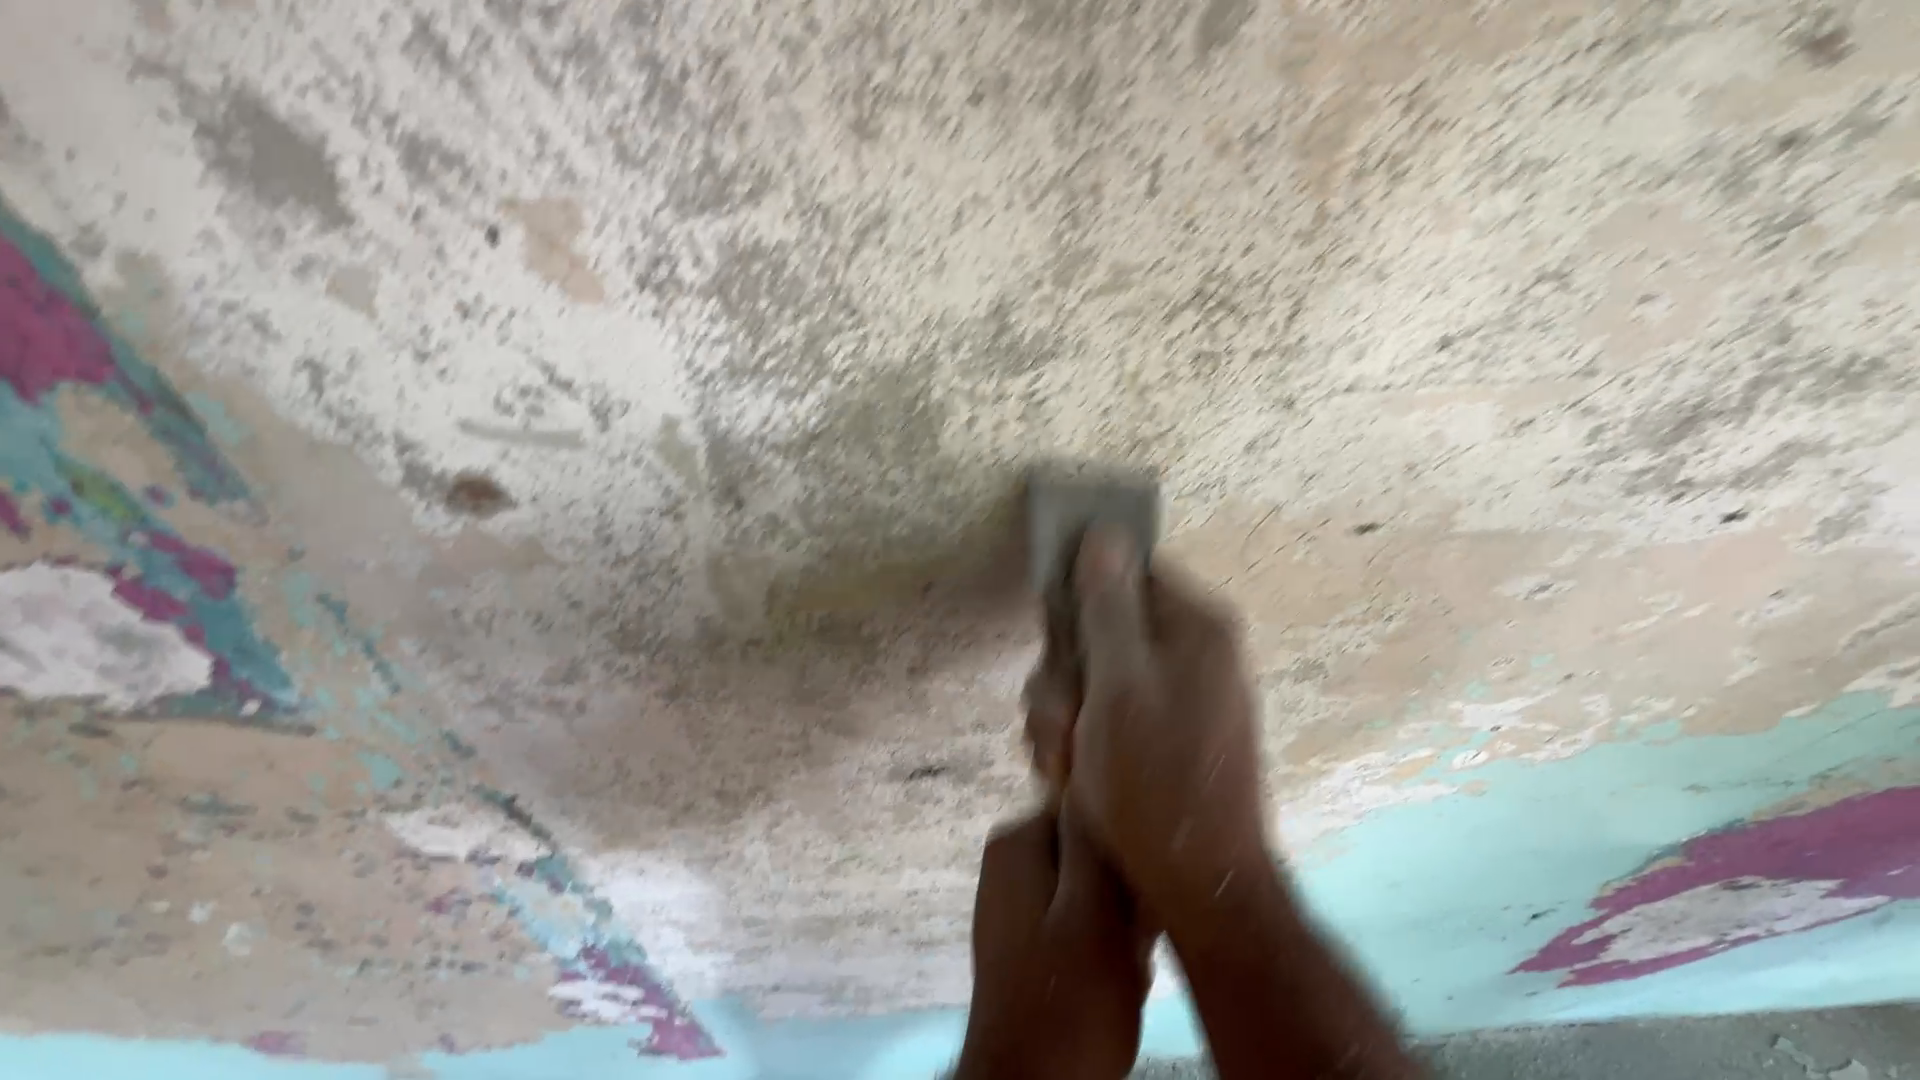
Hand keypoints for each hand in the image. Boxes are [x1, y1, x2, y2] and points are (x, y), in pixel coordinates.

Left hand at [953, 809, 1154, 1079]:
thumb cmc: (1069, 1000)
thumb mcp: (1094, 911)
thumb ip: (1093, 841)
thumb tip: (1094, 774)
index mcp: (1018, 840)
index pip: (1091, 811)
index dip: (1126, 853)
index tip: (1138, 896)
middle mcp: (1011, 860)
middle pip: (1093, 854)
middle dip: (1123, 898)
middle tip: (1132, 942)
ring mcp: (1017, 900)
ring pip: (1096, 894)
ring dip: (1120, 929)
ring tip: (1125, 968)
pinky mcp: (1029, 938)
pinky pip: (1082, 925)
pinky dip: (1105, 951)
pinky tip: (1114, 983)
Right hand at [1024, 526, 1268, 918]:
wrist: (1196, 882)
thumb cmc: (1154, 779)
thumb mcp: (1119, 683)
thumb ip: (1107, 605)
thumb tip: (1104, 531)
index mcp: (1194, 626)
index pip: (1125, 572)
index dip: (1079, 600)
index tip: (1054, 642)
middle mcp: (1189, 653)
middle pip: (1098, 630)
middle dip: (1064, 680)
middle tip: (1061, 728)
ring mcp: (1175, 697)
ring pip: (1090, 678)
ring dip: (1062, 718)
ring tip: (1065, 764)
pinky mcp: (1158, 736)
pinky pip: (1103, 715)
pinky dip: (1080, 743)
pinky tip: (1072, 777)